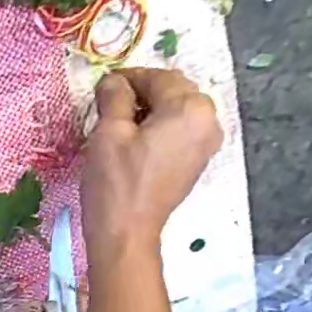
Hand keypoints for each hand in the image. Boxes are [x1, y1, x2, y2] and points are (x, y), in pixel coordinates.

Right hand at [81, 68, 222, 263]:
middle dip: (141, 93)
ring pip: (176, 111)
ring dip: (150, 111)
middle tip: (109, 106)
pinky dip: (159, 129)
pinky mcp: (196, 162)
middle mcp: (208, 121)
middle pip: (173, 91)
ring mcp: (206, 144)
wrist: (126, 233)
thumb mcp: (109, 131)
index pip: (157, 77)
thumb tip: (114, 81)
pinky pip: (179, 132)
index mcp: (191, 108)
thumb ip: (114, 95)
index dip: (127, 78)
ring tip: (120, 126)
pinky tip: (135, 142)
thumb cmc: (116, 182)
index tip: (103, 86)